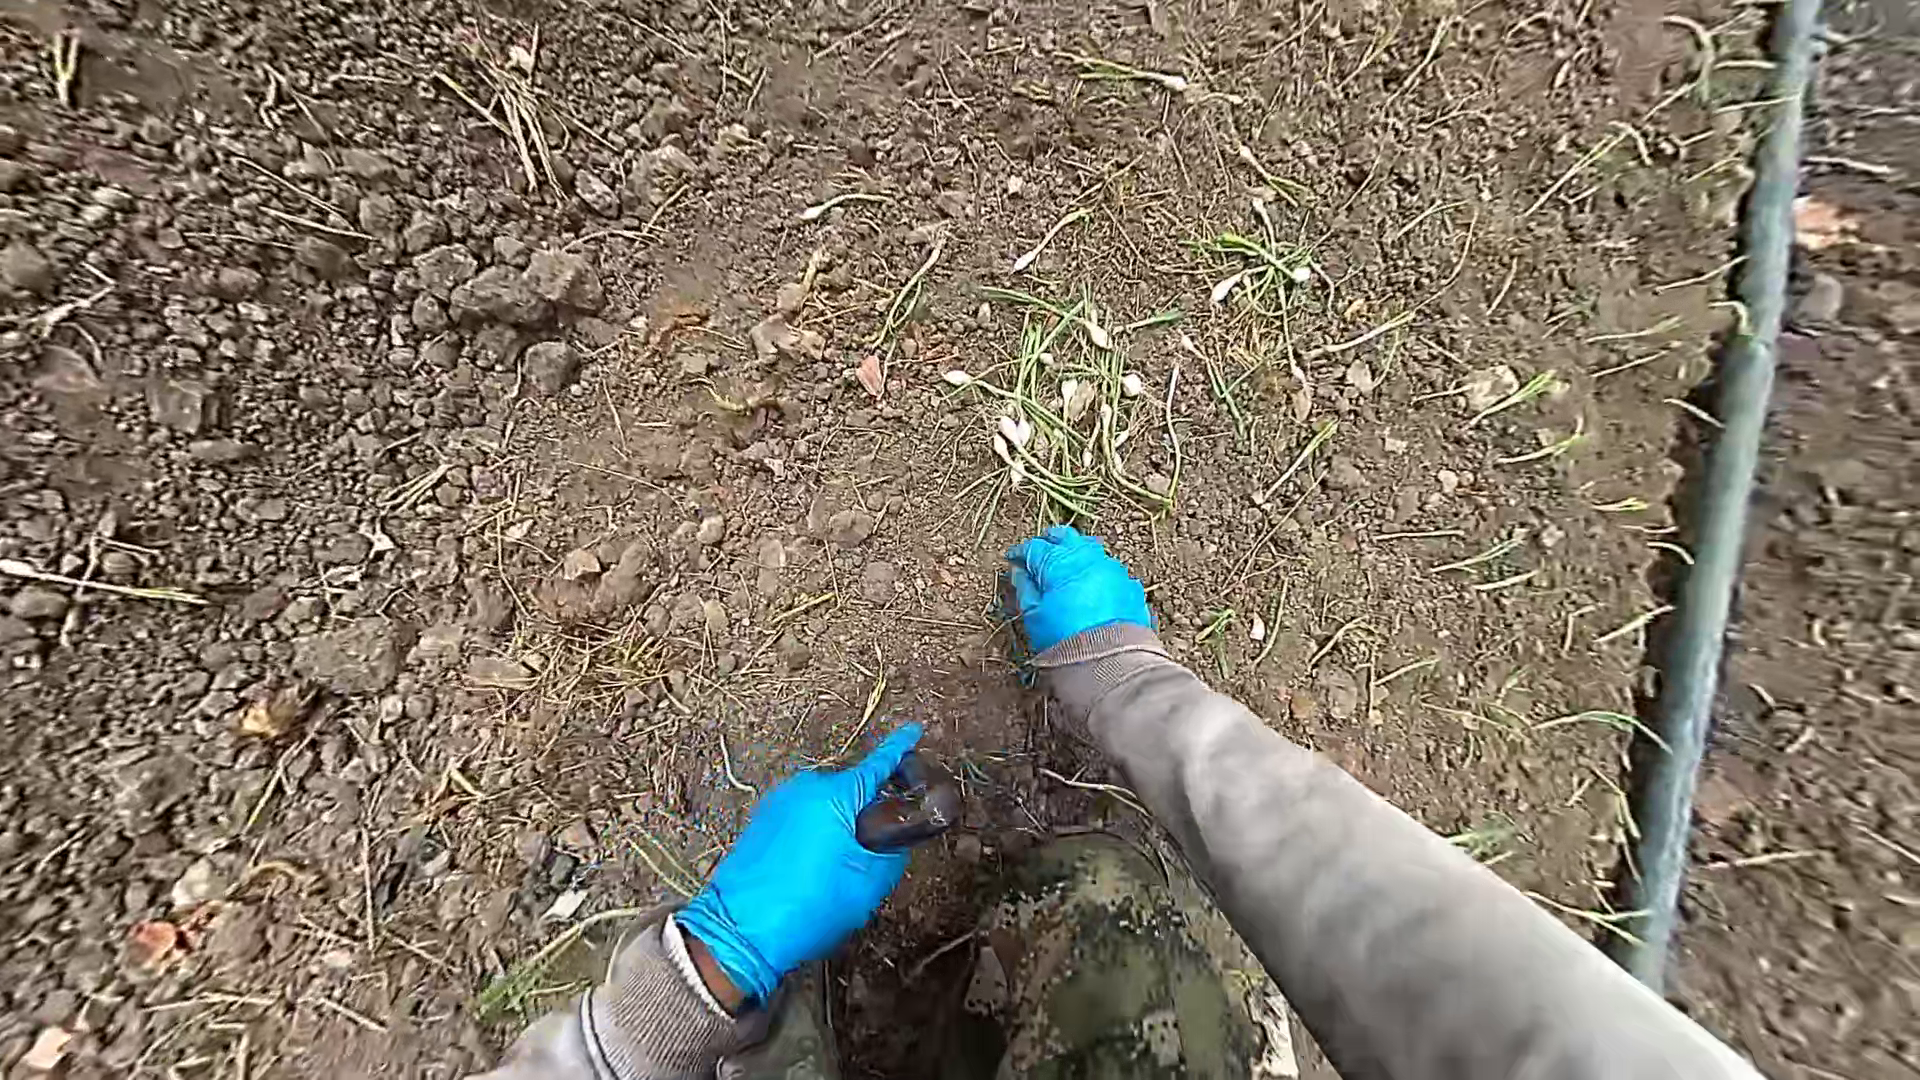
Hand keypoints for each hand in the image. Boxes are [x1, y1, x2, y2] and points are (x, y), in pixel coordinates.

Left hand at [677, 724, 922, 1003]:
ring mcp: (780, 801)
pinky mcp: (762, 819)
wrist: (737, 935)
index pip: (878, 764)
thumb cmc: (805, 907)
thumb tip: (897, 841)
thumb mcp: (867, 885)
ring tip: (832, 868)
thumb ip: (893, 854)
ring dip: (837, 825)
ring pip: (826, 805)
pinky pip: (802, 816)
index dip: (899, 747)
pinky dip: (813, 833)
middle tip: (870, 848)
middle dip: (865, 812)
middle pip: (852, 790)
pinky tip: (810, 867)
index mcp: (834, 795)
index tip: (913, 729)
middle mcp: (805, 788)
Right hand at [1004, 525, 1152, 651]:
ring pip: (1092, 549)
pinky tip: (1091, 585)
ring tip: (1066, 565)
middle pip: (1066, 537)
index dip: (1021, 552)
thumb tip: (1020, 572)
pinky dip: (1097, 572)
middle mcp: (1089, 558)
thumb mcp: (1034, 616)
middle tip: (1039, 550)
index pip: (1036, 547)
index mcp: (1060, 561)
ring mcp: (1113, 570)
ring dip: (1076, 553)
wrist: (1110, 663)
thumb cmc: (1065, 640)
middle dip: (1050, 541)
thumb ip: (1025, 589)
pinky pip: (1110, 571)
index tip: (1013, 558)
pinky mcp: (1130, 586)